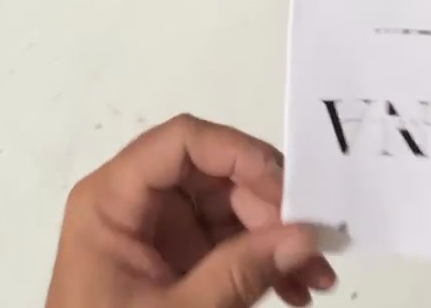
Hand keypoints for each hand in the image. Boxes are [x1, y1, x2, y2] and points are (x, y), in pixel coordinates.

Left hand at [46, 114, 337, 307]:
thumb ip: (240, 273)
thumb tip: (306, 236)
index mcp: (112, 198)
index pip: (181, 142)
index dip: (237, 153)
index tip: (287, 189)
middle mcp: (134, 200)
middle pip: (211, 173)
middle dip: (267, 204)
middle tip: (313, 238)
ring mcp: (156, 229)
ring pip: (227, 205)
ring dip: (275, 235)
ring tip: (318, 272)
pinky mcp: (174, 258)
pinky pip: (226, 240)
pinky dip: (262, 258)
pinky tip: (297, 289)